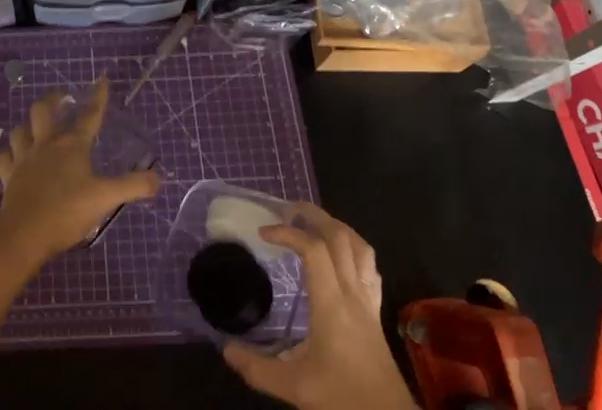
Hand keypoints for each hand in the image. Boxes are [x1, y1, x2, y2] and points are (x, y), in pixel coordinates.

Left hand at [0, 77, 158, 267]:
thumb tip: (157, 178)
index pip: (89, 116)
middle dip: (53, 100)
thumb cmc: (67, 211)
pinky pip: (4, 156)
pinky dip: (8, 151)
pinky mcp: (8, 177)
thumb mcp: (106, 198)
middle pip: (43, 110)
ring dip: (28, 124)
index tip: (102, 81)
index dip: (97, 98)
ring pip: (20, 130)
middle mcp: (45, 145)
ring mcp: (23, 159)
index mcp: (71, 146)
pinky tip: (12, 153)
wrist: (24, 235)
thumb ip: (133, 186)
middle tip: (62, 99)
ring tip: (35, 125)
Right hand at [221, 206, 417, 409]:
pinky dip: (353, 250)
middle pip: (341, 237)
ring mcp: (369, 302)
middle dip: (314, 216)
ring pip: (360, 248)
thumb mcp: (293, 388)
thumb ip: (256, 368)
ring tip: (313, 224)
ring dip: (336, 227)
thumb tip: (225, 349)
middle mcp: (353, 294)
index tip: (263, 234)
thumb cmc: (343, 400)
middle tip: (286, 211)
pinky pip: (370, 267)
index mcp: (332, 304)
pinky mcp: (377, 314)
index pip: (314, 250)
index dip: (288, 233)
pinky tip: (340, 258)